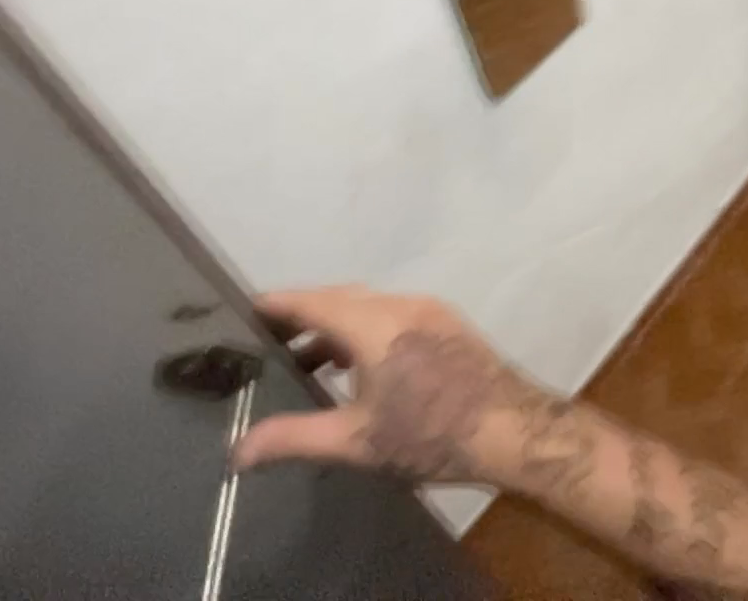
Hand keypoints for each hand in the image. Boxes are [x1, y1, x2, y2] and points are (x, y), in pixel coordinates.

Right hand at [232, 286, 549, 485]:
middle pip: (342, 298)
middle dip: (307, 314)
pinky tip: (362, 364)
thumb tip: (238, 450)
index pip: (314, 301)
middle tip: (273, 339)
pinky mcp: (449, 322)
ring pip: (372, 305)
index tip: (249, 307)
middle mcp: (401, 304)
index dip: (280, 303)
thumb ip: (294, 437)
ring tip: (311, 360)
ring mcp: (430, 309)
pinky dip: (369, 328)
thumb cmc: (429, 433)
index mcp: (373, 323)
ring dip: (339, 324)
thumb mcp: (356, 441)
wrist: (510, 427)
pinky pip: (397, 313)